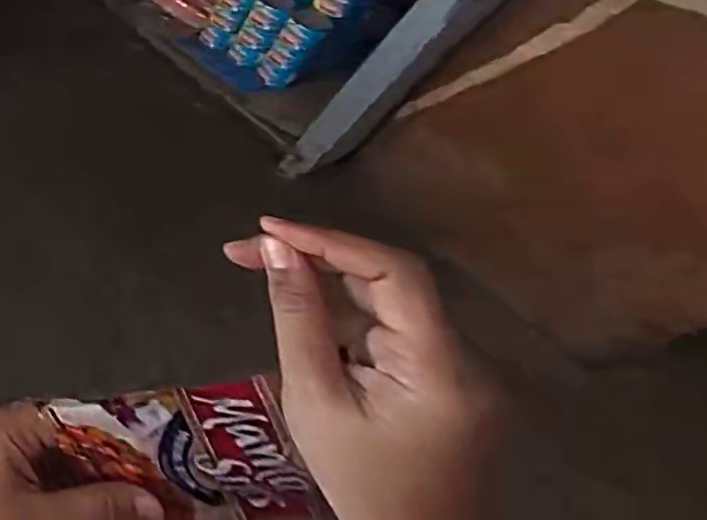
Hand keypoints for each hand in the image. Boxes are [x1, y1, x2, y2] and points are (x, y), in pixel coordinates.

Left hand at [0, 402, 163, 519]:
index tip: (151, 452)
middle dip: (111, 463)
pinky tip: (113, 506)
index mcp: (2, 426)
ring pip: (65, 459)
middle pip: (68, 437)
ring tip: (144, 496)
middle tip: (156, 480)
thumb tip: (150, 500)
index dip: (112, 435)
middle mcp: (1, 429)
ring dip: (101, 480)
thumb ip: (100, 506)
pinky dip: (82, 492)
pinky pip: (53, 476)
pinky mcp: (8, 477)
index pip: (67, 417)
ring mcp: (3, 453)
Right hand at [224, 217, 498, 519]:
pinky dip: (335, 308)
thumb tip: (275, 246)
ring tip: (255, 267)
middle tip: (244, 250)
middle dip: (311, 255)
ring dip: (317, 278)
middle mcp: (463, 361)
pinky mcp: (438, 376)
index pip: (395, 273)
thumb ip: (297, 313)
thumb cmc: (357, 478)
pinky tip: (296, 309)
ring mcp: (455, 369)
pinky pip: (382, 323)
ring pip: (379, 297)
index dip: (329, 240)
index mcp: (442, 369)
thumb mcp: (313, 392)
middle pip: (385, 279)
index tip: (267, 229)